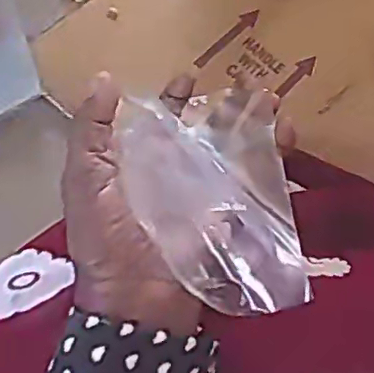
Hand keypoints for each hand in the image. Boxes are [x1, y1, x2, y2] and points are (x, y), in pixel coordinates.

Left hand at [63, 74, 298, 333]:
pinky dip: (280, 149)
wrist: (138, 296)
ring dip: (260, 117)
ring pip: (242, 142)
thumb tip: (104, 78)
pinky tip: (288, 130)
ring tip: (272, 98)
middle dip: (232, 100)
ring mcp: (213, 185)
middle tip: (249, 79)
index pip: (167, 118)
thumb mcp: (86, 181)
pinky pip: (263, 172)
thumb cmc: (105, 237)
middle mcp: (184, 167)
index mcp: (148, 158)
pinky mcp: (238, 204)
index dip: (178, 95)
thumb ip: (91, 132)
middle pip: (213, 124)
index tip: (190, 76)